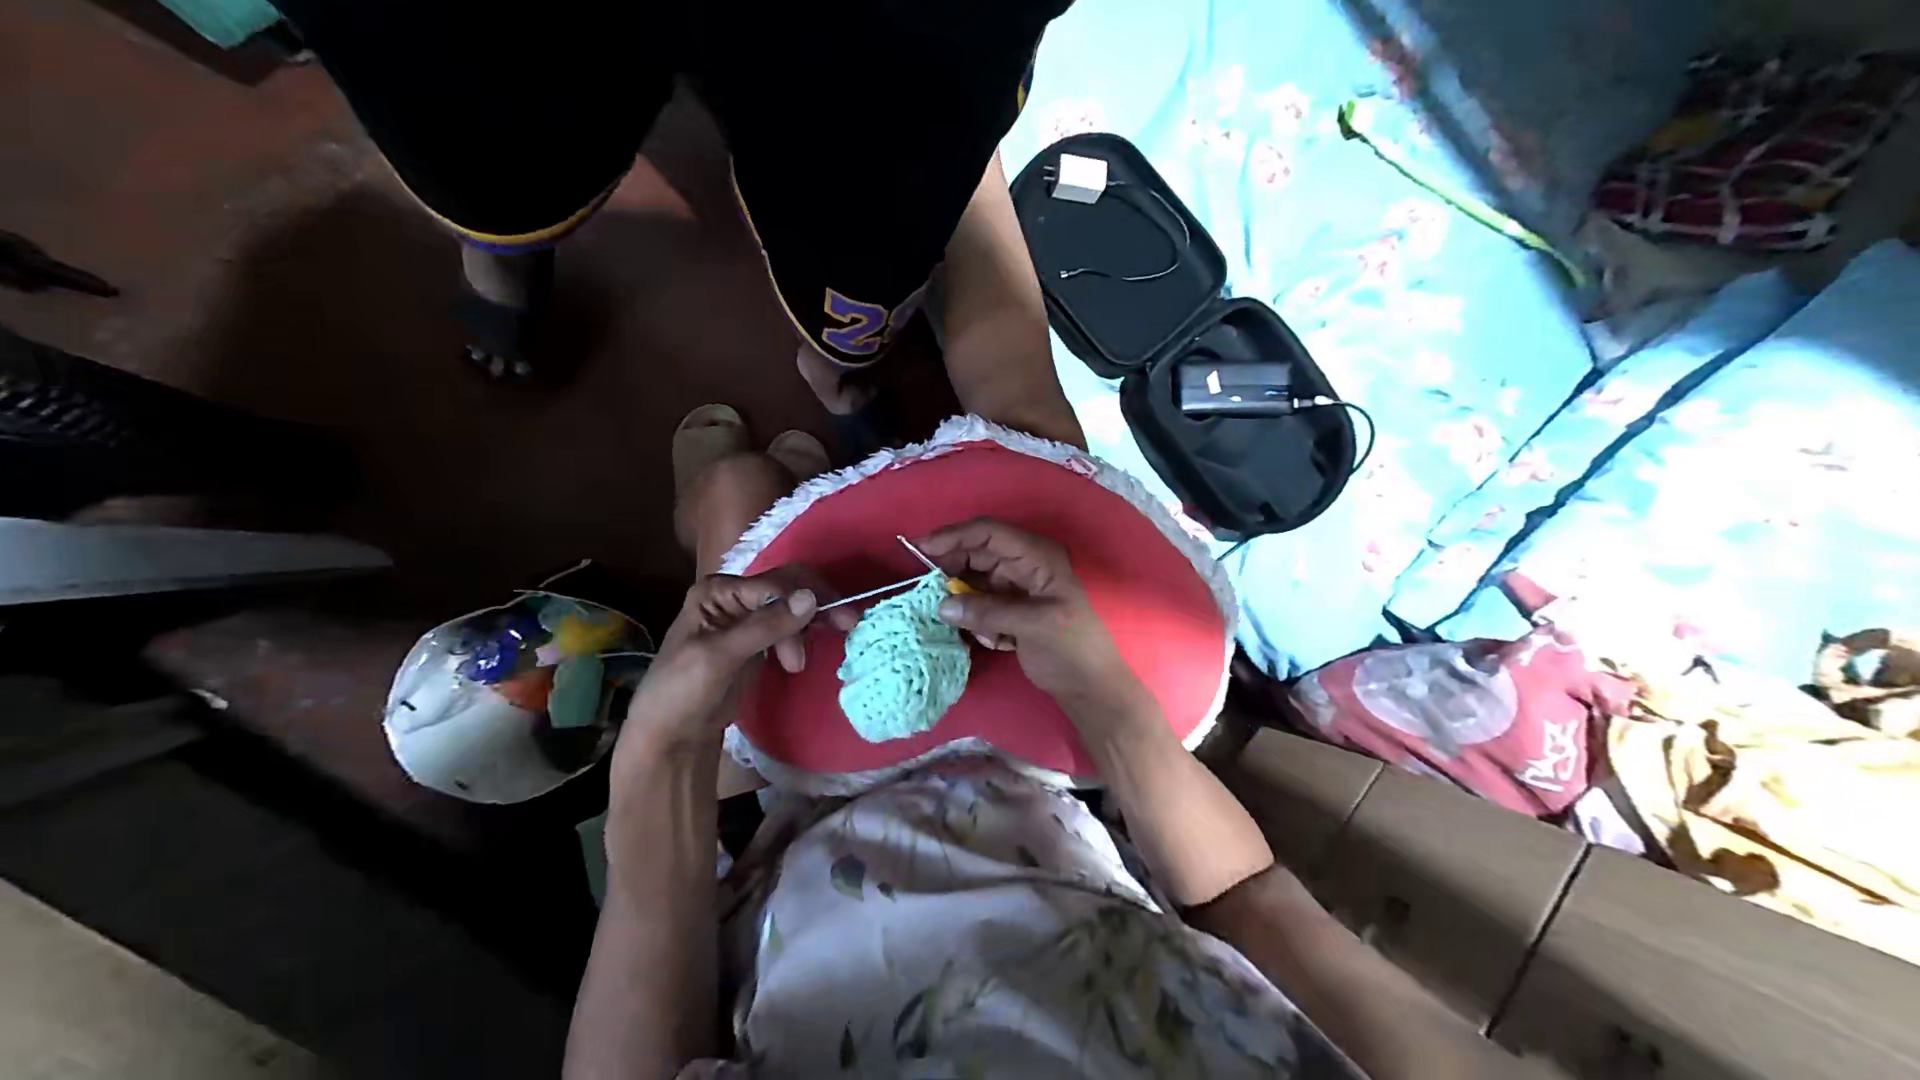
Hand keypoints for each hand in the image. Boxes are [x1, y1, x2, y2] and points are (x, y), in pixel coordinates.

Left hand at [622, 566, 855, 746]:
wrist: (671, 734)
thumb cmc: (683, 690)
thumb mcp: (721, 656)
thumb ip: (765, 626)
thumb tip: (810, 598)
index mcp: (718, 590)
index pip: (774, 584)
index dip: (806, 599)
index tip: (836, 622)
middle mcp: (734, 596)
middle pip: (788, 588)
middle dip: (816, 605)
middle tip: (847, 625)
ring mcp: (747, 618)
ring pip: (793, 607)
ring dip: (807, 627)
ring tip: (797, 665)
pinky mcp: (758, 640)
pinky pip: (790, 627)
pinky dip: (802, 637)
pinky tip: (799, 658)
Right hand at [915, 518, 1136, 707]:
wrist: (1089, 687)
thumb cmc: (1072, 650)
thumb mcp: (1034, 626)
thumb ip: (989, 612)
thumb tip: (943, 605)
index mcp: (1037, 555)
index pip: (988, 533)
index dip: (953, 536)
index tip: (921, 550)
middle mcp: (1024, 563)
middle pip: (975, 554)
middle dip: (952, 572)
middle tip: (929, 594)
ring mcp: (1015, 585)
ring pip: (973, 580)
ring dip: (966, 604)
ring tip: (980, 630)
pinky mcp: (1007, 607)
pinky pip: (977, 604)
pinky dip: (977, 620)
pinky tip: (998, 642)